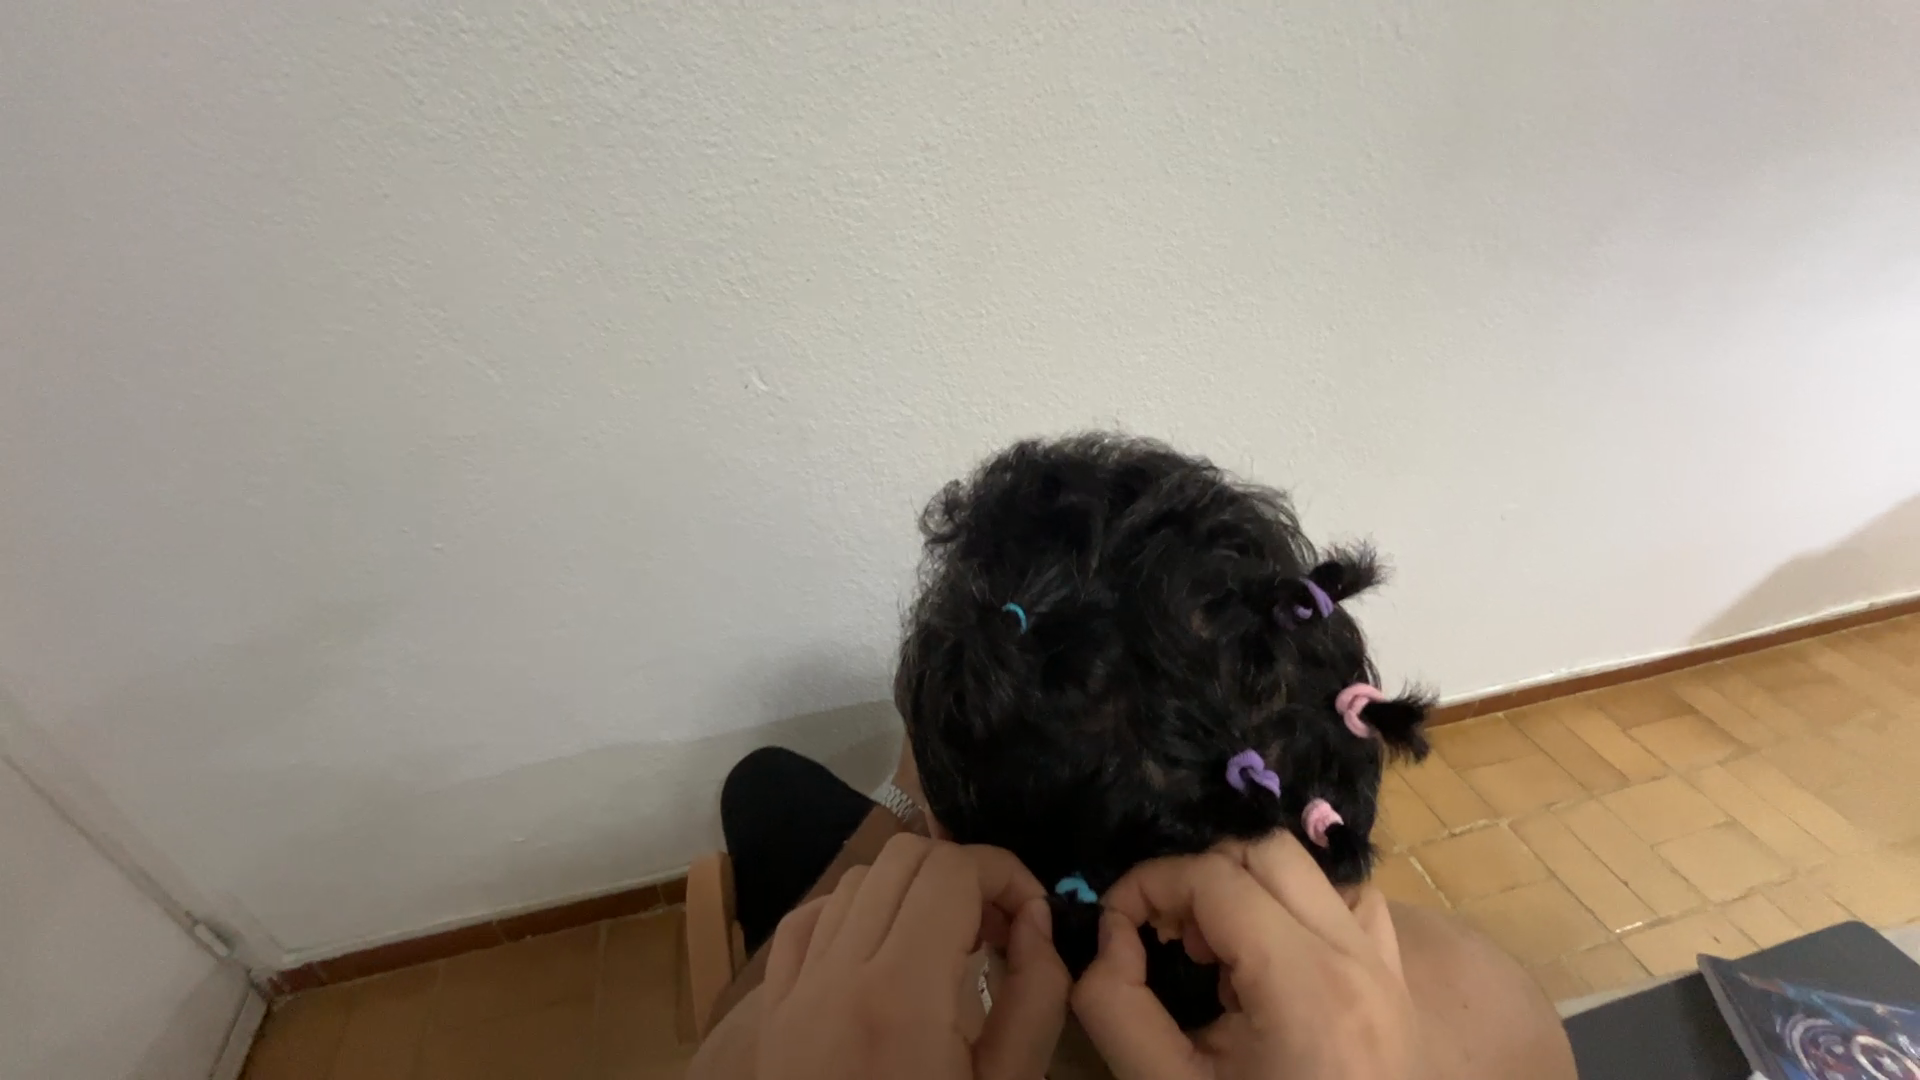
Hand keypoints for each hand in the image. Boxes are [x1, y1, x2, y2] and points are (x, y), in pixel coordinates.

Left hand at [692, 833, 1070, 1079]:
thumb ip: (1035, 996)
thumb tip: (1035, 917)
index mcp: (900, 994)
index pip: (953, 870)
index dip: (1004, 872)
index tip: (1032, 913)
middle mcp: (839, 970)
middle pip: (906, 856)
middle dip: (964, 873)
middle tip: (994, 928)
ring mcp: (798, 984)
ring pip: (859, 876)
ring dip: (912, 888)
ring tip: (945, 941)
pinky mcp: (775, 1004)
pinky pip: (811, 917)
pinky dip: (855, 908)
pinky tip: (882, 947)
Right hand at [1071, 832, 1416, 1079]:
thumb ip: (1114, 1000)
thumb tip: (1113, 929)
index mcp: (1308, 991)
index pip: (1214, 877)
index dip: (1149, 883)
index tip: (1117, 921)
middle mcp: (1359, 962)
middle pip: (1264, 851)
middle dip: (1197, 874)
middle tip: (1167, 933)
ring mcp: (1389, 971)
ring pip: (1308, 866)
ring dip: (1246, 883)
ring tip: (1217, 947)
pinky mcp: (1397, 985)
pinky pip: (1350, 902)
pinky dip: (1297, 902)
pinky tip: (1269, 949)